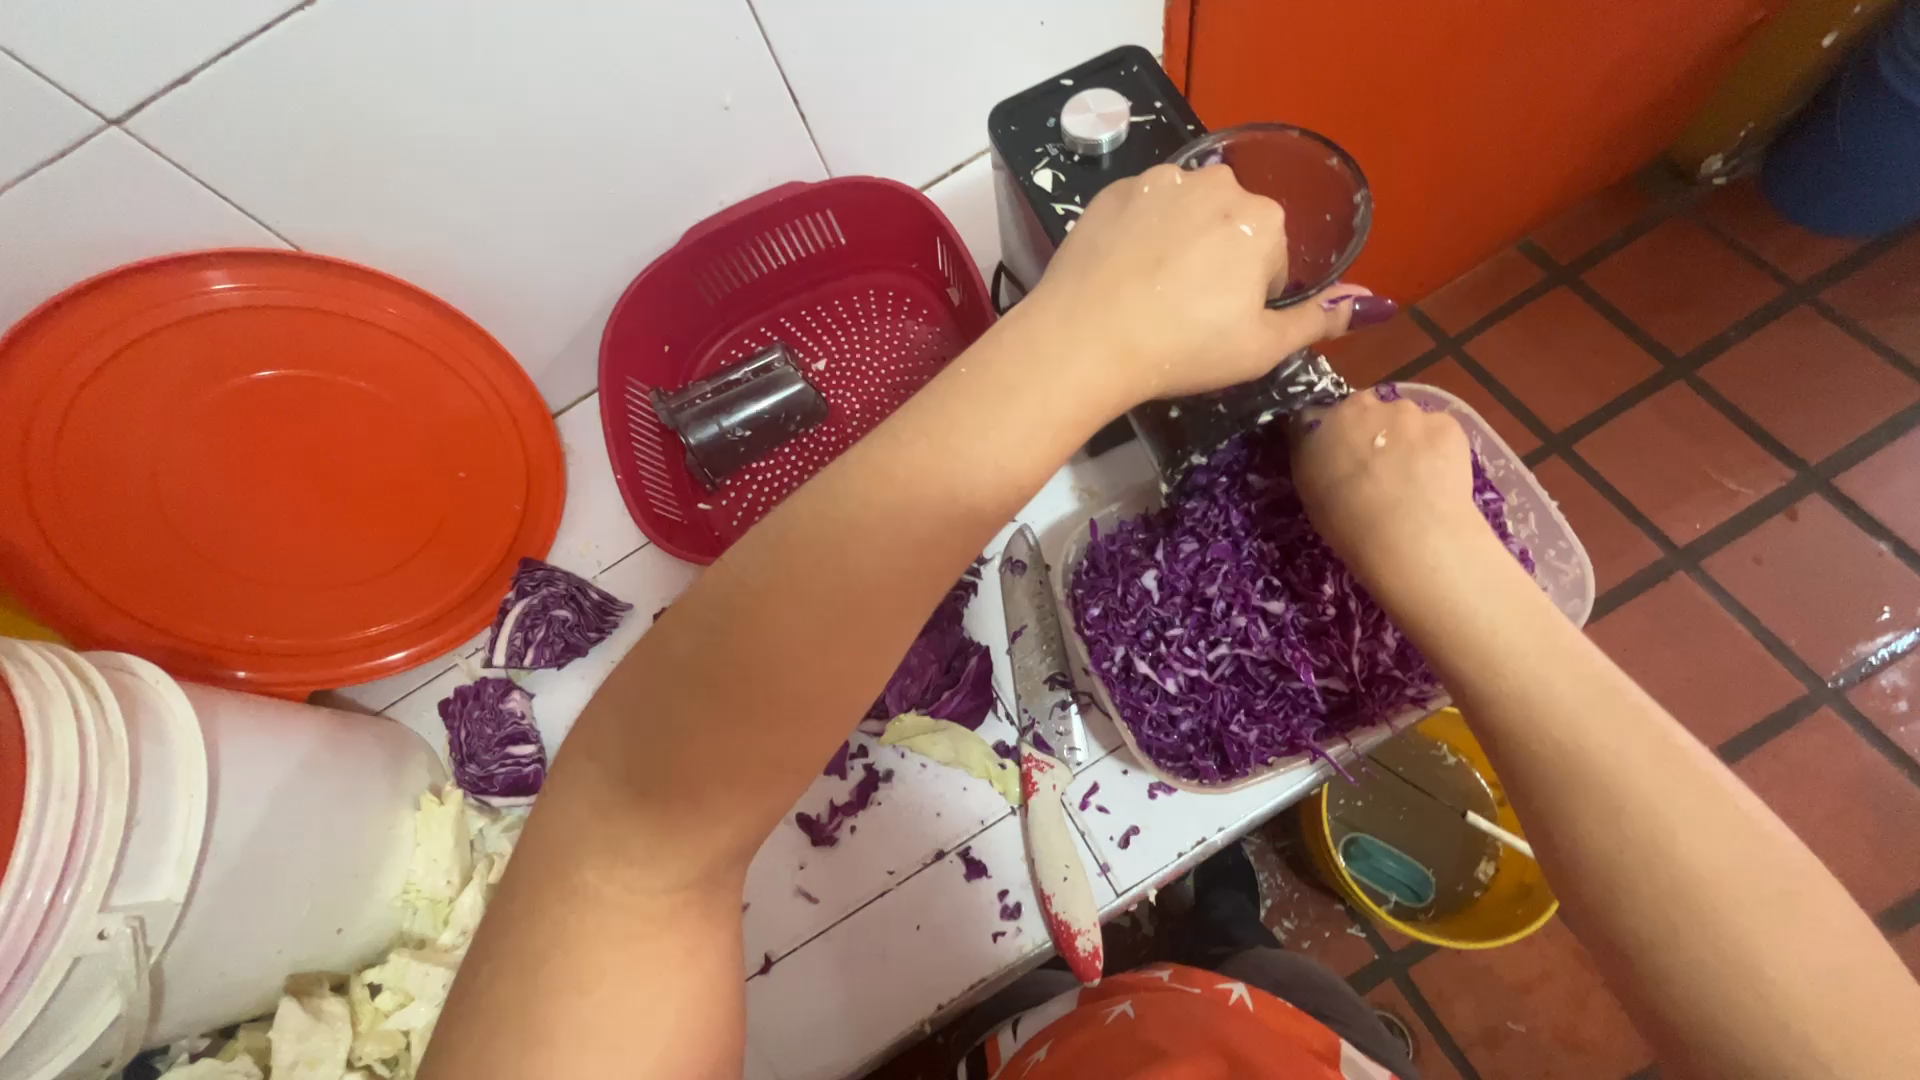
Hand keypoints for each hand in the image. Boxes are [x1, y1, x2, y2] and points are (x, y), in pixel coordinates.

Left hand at [1018, 163, 1389, 405]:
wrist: (1086, 340)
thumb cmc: (1183, 349)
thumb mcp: (1261, 348)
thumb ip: (1319, 320)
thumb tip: (1375, 303)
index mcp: (1264, 220)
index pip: (1271, 260)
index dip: (1248, 299)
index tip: (1217, 327)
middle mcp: (1218, 183)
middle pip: (1229, 228)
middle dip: (1216, 263)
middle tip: (1182, 312)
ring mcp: (1159, 181)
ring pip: (1183, 214)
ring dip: (1176, 244)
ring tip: (1148, 294)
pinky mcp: (1112, 191)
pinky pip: (1139, 211)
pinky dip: (1136, 236)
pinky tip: (1120, 275)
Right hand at [1289, 391, 1489, 583]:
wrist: (1407, 533)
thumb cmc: (1345, 516)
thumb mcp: (1308, 485)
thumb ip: (1316, 455)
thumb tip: (1325, 448)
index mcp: (1329, 419)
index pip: (1328, 417)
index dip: (1336, 438)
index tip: (1340, 459)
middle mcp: (1369, 406)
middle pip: (1370, 413)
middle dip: (1373, 434)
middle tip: (1377, 470)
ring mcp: (1411, 413)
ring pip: (1407, 422)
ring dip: (1406, 440)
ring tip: (1412, 478)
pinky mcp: (1448, 426)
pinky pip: (1438, 433)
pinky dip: (1436, 450)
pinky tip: (1435, 478)